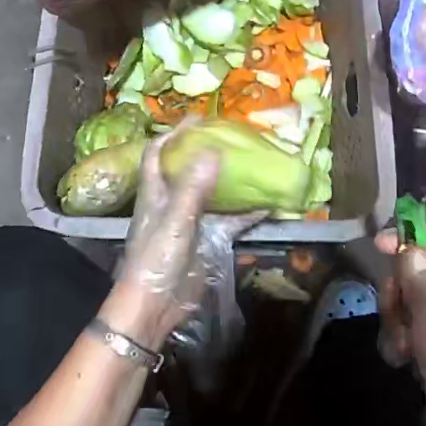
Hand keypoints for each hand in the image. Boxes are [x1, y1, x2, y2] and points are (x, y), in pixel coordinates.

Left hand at [103, 121, 262, 349]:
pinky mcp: (207, 241)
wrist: (156, 306)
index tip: (197, 119)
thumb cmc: (156, 259)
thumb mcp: (175, 221)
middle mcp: (173, 202)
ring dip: (232, 182)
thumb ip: (193, 188)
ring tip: (256, 163)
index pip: (158, 153)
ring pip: (214, 194)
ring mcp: (192, 222)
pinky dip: (249, 213)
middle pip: (189, 170)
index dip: (173, 134)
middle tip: (235, 137)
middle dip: (207, 153)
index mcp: (156, 192)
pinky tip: (270, 205)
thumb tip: (213, 150)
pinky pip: (232, 222)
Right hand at [376, 231, 425, 425]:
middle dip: (395, 290)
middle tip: (396, 309)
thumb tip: (408, 242)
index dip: (406, 238)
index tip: (379, 243)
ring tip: (404, 343)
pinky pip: (401, 330)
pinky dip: (398, 341)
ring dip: (394, 320)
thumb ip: (419, 273)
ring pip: (400, 304)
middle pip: (408, 274)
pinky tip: (405, 357)